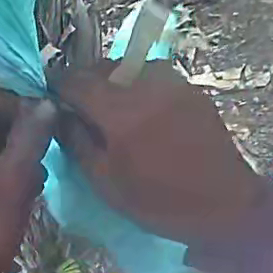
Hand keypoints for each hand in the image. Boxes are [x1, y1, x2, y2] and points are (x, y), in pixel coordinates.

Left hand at [0, 87, 56, 272]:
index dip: (21, 104)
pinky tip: (20, 196)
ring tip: (33, 183)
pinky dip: (1, 174)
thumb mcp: (14, 181)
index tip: (50, 123)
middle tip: (46, 156)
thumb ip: (31, 137)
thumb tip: (47, 104)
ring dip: (14, 157)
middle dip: (19, 134)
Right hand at [54, 59, 261, 248]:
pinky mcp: (190, 89)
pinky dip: (135, 86)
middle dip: (84, 82)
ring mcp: (172, 83)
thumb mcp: (105, 181)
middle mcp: (146, 85)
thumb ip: (76, 143)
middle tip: (76, 107)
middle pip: (102, 67)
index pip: (75, 81)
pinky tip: (137, 112)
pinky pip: (151, 76)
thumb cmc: (158, 201)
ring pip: (128, 68)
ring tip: (107, 109)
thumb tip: (58, 115)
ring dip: (111, 82)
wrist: (224, 204)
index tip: (48, 97)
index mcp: (120, 111)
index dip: (56, 86)